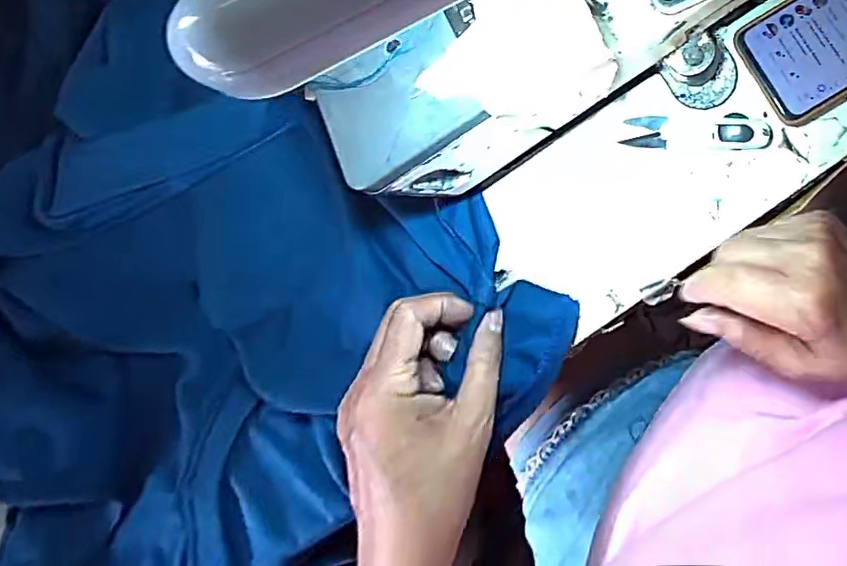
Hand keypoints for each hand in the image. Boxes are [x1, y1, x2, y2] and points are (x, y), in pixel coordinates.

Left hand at [338, 293, 502, 565]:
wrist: (405, 553)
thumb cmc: (440, 490)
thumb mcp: (473, 418)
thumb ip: (485, 359)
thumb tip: (493, 316)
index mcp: (379, 389)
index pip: (406, 314)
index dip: (444, 304)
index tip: (475, 318)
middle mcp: (357, 391)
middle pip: (395, 323)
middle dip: (437, 323)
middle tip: (466, 346)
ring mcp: (353, 406)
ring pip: (392, 346)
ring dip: (428, 347)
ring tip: (453, 379)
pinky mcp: (358, 419)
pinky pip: (388, 371)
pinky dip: (417, 368)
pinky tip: (437, 394)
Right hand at [679, 212, 846, 383]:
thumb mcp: (804, 367)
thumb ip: (746, 338)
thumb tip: (696, 316)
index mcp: (803, 300)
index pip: (726, 280)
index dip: (698, 288)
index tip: (686, 300)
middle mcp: (805, 254)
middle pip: (728, 251)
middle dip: (714, 275)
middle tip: (721, 301)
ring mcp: (813, 228)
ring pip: (743, 235)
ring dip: (734, 260)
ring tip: (752, 288)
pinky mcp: (818, 216)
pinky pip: (765, 228)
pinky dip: (757, 248)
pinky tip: (774, 270)